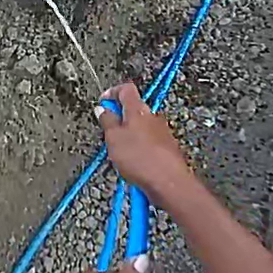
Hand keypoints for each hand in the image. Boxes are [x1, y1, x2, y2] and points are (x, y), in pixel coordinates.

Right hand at [96, 82, 196, 206]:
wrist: (169, 183)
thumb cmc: (141, 158)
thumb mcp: (113, 138)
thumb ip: (107, 120)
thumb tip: (102, 109)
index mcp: (138, 109)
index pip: (126, 89)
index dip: (112, 92)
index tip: (103, 103)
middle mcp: (152, 117)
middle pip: (133, 110)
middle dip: (119, 119)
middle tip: (108, 134)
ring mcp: (161, 133)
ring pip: (140, 129)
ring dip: (128, 137)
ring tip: (120, 155)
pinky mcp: (166, 149)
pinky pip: (148, 145)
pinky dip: (138, 151)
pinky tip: (134, 166)